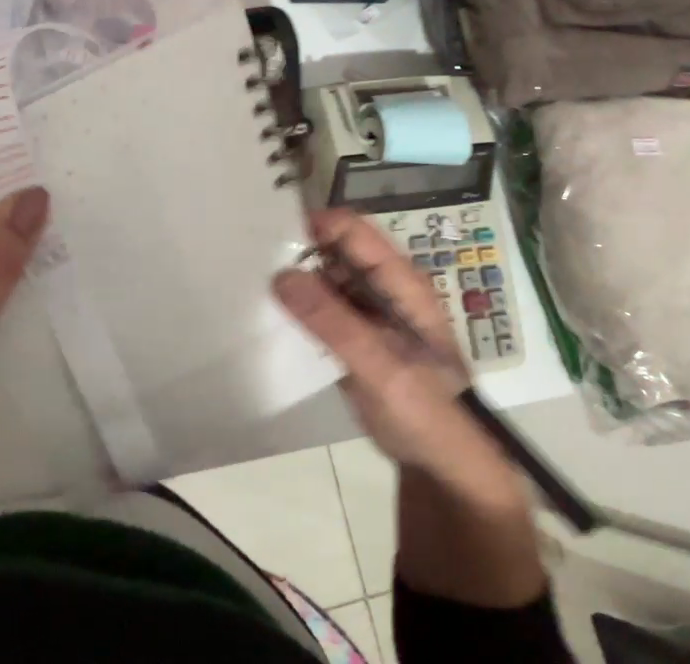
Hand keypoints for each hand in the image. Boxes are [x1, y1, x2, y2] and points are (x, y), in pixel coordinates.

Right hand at [272, 209, 518, 499]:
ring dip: (292, 279)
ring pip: (321, 277)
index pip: (353, 231)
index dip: (314, 225)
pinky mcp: (350, 335)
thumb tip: (281, 275)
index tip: (268, 238)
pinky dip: (295, 307)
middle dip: (295, 250)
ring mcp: (365, 312)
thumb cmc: (425, 411)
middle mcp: (383, 288)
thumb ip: (334, 322)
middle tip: (248, 262)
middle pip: (333, 249)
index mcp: (401, 283)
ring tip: (248, 284)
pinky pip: (317, 308)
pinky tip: (266, 315)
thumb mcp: (382, 367)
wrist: (441, 463)